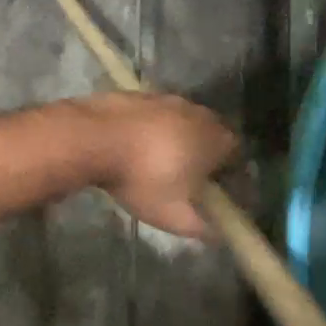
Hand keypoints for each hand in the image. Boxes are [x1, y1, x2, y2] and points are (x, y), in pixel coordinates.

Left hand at [79, 91, 238, 239]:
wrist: (89, 137)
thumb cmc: (141, 177)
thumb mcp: (177, 218)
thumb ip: (205, 228)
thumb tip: (216, 232)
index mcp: (213, 136)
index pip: (236, 156)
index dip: (232, 179)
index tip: (219, 198)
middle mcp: (192, 110)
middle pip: (209, 134)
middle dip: (206, 157)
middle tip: (192, 182)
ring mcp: (160, 97)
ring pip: (179, 121)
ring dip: (176, 141)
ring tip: (160, 166)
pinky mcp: (132, 93)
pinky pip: (152, 114)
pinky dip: (150, 129)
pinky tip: (135, 148)